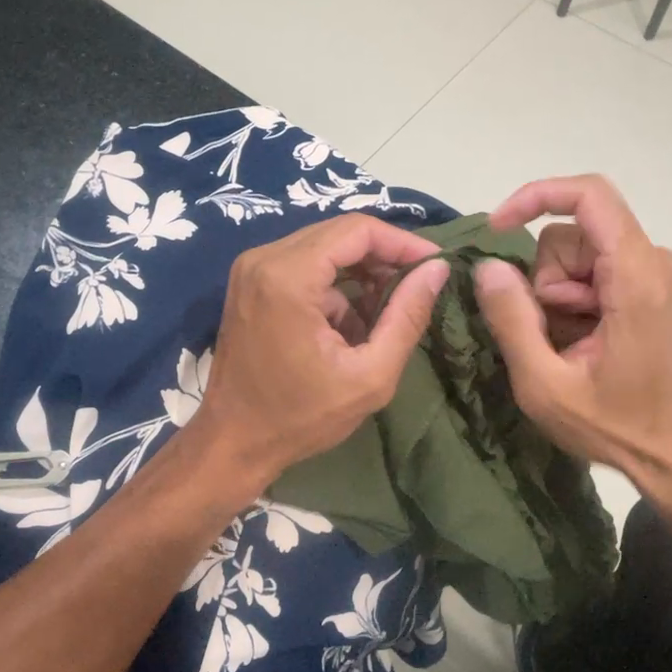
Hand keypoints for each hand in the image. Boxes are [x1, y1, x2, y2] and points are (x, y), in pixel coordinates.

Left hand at [185, 214, 449, 495]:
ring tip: (389, 311)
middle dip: (384, 255)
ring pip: (323, 247)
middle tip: (419, 285)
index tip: (437, 264)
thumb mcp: (369, 376)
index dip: (403, 242)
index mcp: (288, 276)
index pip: (357, 230)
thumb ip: (407, 317)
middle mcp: (264, 259)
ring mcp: (252, 269)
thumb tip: (438, 270)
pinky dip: (334, 286)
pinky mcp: (250, 284)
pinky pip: (304, 265)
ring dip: (361, 272)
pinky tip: (352, 324)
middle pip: (339, 233)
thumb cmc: (300, 417)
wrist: (233, 441)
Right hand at [474, 176, 671, 510]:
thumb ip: (512, 320)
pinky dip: (577, 300)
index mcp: (638, 279)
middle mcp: (658, 262)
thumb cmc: (613, 426)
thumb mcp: (544, 384)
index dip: (537, 197)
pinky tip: (586, 341)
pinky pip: (596, 269)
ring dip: (560, 295)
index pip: (590, 196)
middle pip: (574, 234)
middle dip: (546, 280)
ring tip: (572, 345)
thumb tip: (488, 266)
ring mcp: (661, 272)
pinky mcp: (657, 286)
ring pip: (580, 252)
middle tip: (555, 337)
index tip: (497, 228)